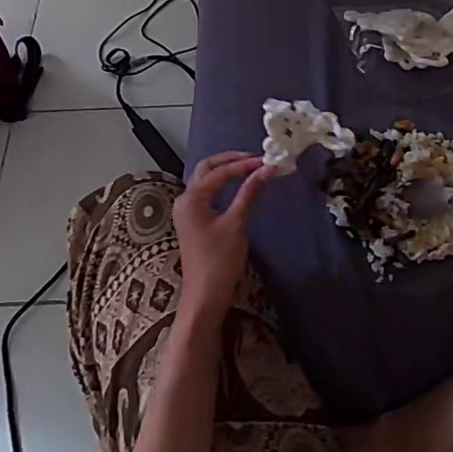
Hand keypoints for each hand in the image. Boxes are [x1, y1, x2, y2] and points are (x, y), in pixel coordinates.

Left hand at [174, 151, 274, 319]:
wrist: (205, 293)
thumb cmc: (220, 259)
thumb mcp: (236, 223)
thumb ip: (250, 193)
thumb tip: (267, 169)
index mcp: (191, 198)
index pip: (219, 172)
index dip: (244, 164)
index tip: (267, 161)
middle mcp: (185, 200)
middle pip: (206, 169)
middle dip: (231, 160)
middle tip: (256, 158)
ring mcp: (188, 210)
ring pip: (206, 180)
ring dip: (227, 171)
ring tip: (251, 168)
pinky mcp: (194, 220)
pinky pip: (208, 193)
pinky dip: (223, 184)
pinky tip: (239, 185)